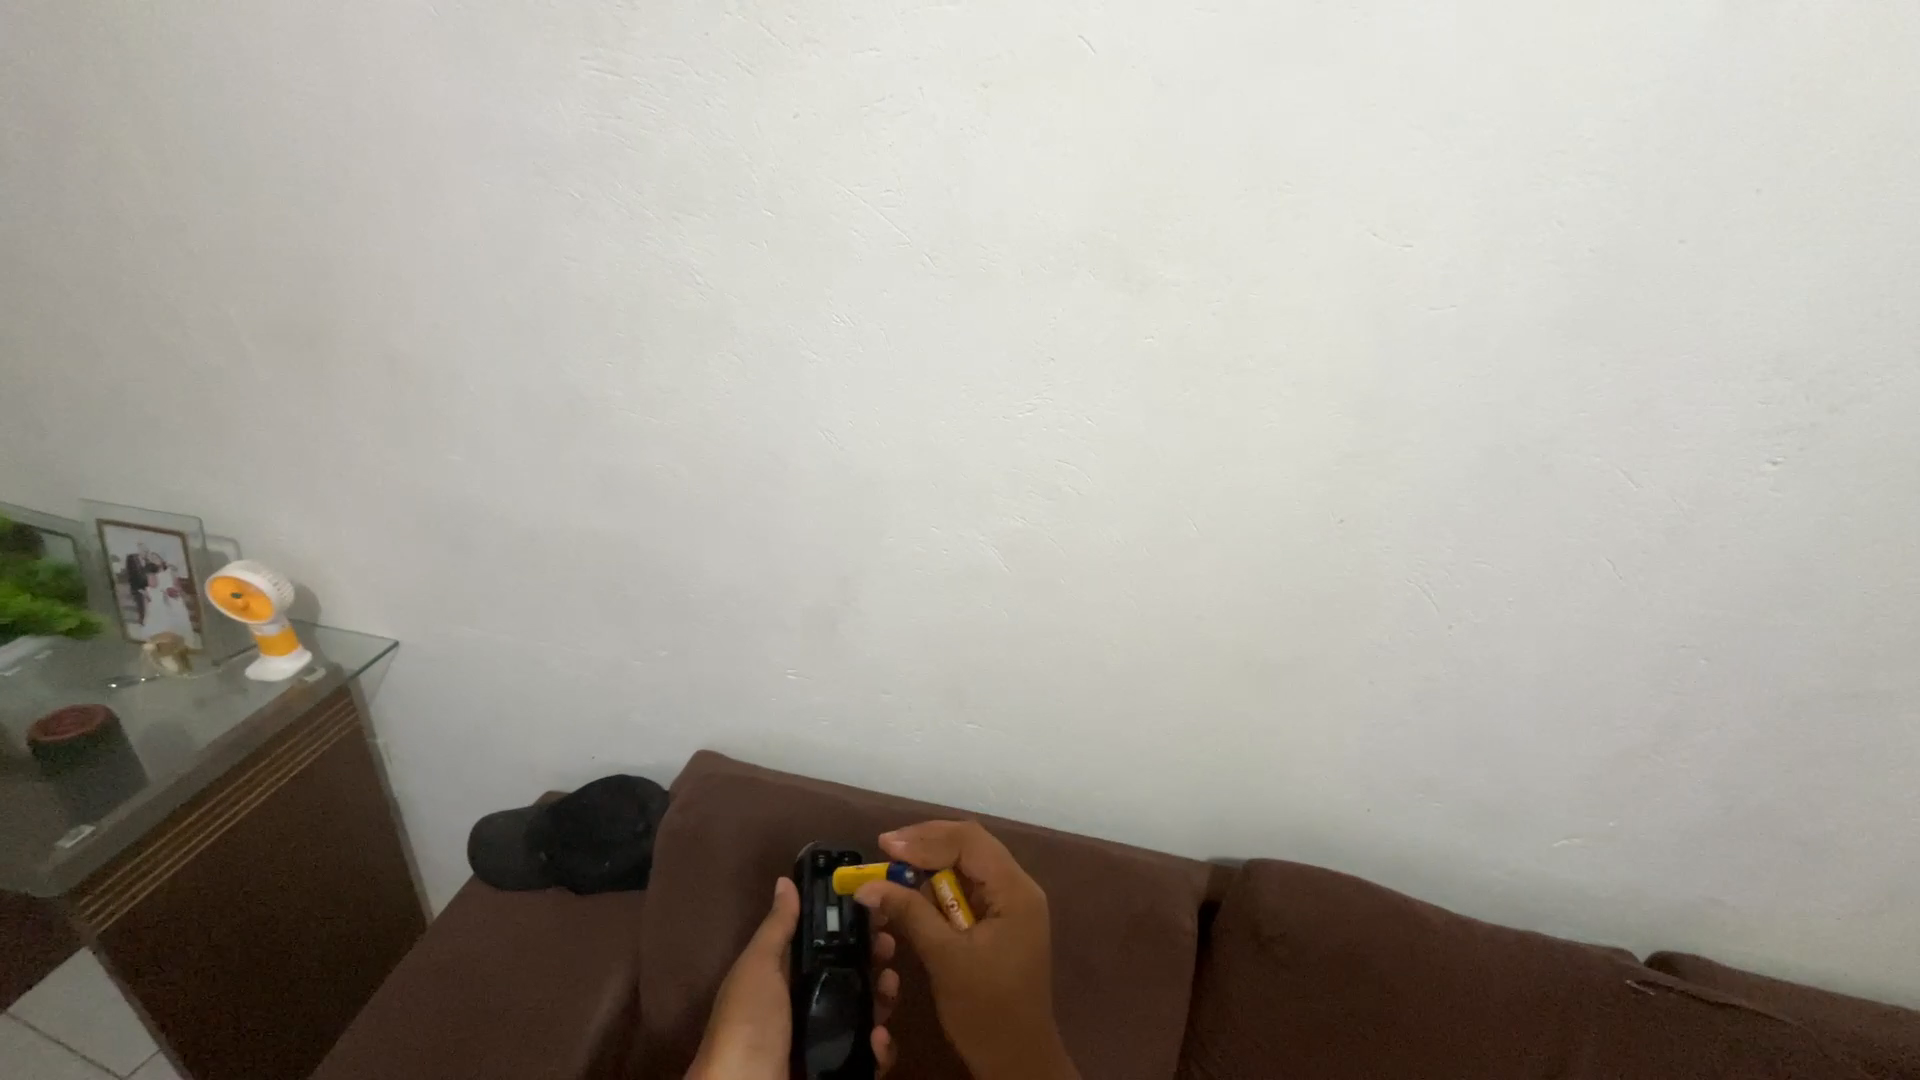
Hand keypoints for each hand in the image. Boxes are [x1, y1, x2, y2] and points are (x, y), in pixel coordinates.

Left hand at [688, 877, 899, 1079]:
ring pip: (867, 1013)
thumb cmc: (748, 1026)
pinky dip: (881, 1048)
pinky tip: (878, 1040)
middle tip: (889, 948)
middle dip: (875, 959)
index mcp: (786, 978)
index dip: (852, 927)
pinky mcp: (840, 1072)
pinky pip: (869, 1058)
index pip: (827, 944)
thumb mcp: (758, 968)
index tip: (877, 910)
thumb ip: (777, 927)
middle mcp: (808, 1006)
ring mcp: (825, 1042)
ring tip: (890, 988)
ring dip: (885, 999)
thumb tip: (785, 881)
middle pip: (852, 976)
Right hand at [853, 822, 1079, 1079]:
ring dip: (931, 864)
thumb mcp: (944, 958)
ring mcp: (1011, 903)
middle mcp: (1018, 887)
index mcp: (1015, 891)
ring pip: (968, 864)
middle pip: (970, 845)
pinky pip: (968, 887)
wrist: (1018, 1061)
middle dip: (926, 845)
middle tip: (886, 851)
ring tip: (894, 870)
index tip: (886, 847)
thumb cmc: (985, 1011)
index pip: (969, 842)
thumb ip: (909, 913)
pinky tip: (915, 892)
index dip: (926, 839)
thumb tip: (868, 885)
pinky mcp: (1001, 919)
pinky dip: (940, 887)